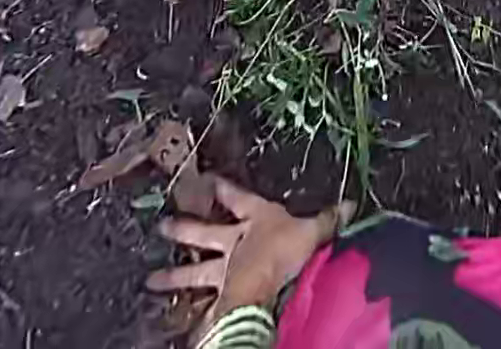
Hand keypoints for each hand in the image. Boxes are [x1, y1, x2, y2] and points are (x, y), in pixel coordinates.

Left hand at [145, 175, 347, 333]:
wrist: (263, 289)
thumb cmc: (285, 251)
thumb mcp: (312, 230)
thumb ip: (328, 219)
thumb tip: (350, 204)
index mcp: (255, 219)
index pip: (238, 199)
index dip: (225, 190)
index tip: (209, 180)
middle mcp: (234, 243)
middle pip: (205, 234)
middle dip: (185, 229)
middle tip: (163, 226)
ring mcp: (223, 273)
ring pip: (194, 272)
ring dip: (174, 276)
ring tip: (150, 280)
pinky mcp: (220, 300)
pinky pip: (201, 306)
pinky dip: (189, 313)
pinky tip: (175, 320)